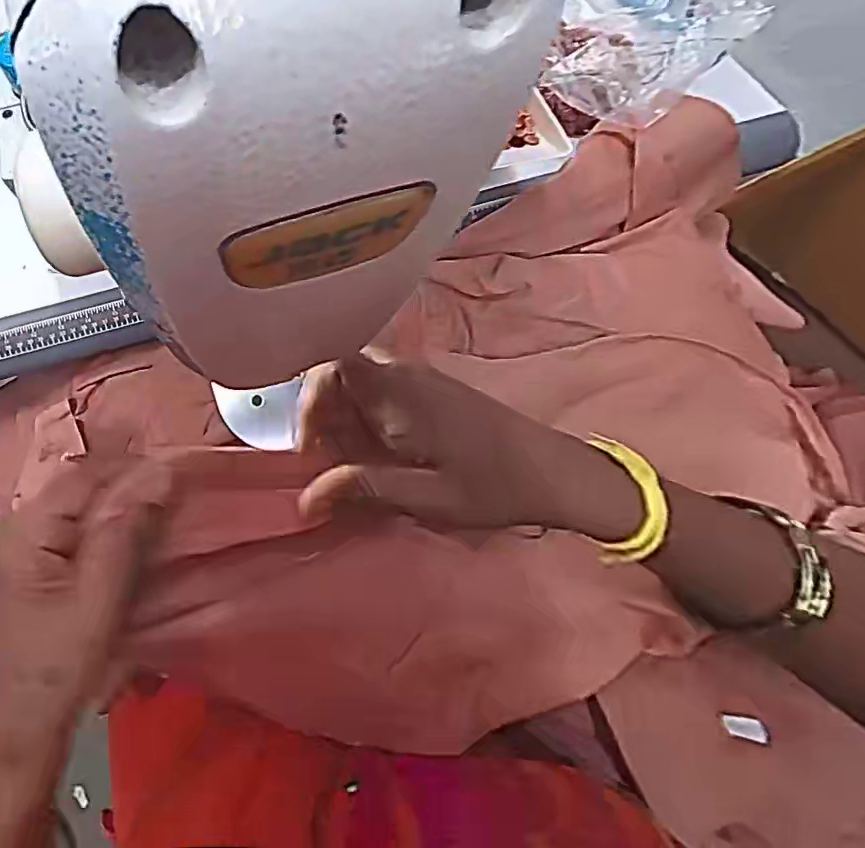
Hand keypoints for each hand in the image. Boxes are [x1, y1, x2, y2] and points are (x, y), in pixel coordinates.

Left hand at [0, 459, 166, 847]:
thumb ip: (126, 529)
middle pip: (83, 487)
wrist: (25, 730)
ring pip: (86, 508)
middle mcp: (21, 528)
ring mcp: (29, 548)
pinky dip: (113, 528)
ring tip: (165, 512)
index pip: (85, 474)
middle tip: (177, 494)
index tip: (177, 473)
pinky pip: (82, 530)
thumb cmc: (59, 666)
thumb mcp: (98, 594)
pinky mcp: (42, 568)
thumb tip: (159, 472)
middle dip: (131, 486)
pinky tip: (139, 537)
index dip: (133, 467)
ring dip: (125, 507)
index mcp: (26, 528)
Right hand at [296, 351, 606, 532]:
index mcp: (402, 392)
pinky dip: (362, 417)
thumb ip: (365, 488)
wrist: (558, 472)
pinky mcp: (428, 389)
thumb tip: (306, 498)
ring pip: (357, 382)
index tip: (310, 447)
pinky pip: (378, 390)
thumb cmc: (495, 486)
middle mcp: (406, 374)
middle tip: (322, 459)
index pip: (334, 366)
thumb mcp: (429, 497)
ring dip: (341, 417)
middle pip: (340, 373)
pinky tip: (373, 453)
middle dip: (321, 414)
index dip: (308, 399)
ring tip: (345, 461)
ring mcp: (418, 378)